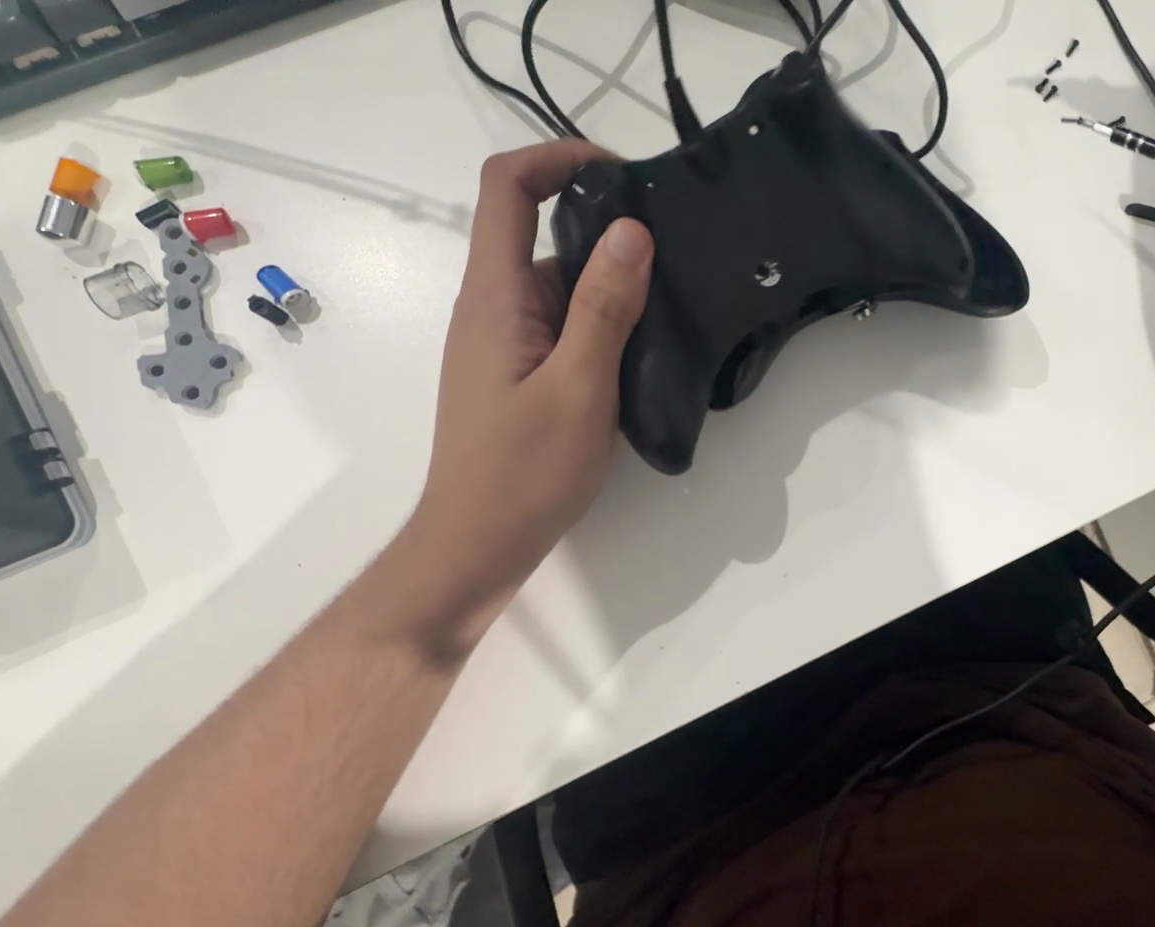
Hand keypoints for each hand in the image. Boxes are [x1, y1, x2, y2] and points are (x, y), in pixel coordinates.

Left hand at [400, 141, 653, 626]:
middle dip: (606, 231)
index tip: (624, 177)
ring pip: (557, 286)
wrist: (479, 541)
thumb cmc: (525, 470)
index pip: (508, 187)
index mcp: (495, 295)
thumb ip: (603, 307)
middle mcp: (493, 306)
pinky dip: (600, 325)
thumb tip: (631, 230)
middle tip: (675, 256)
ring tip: (672, 308)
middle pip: (540, 232)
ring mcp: (504, 342)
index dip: (559, 157)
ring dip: (610, 287)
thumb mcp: (578, 386)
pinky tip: (642, 353)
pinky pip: (560, 326)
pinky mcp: (518, 373)